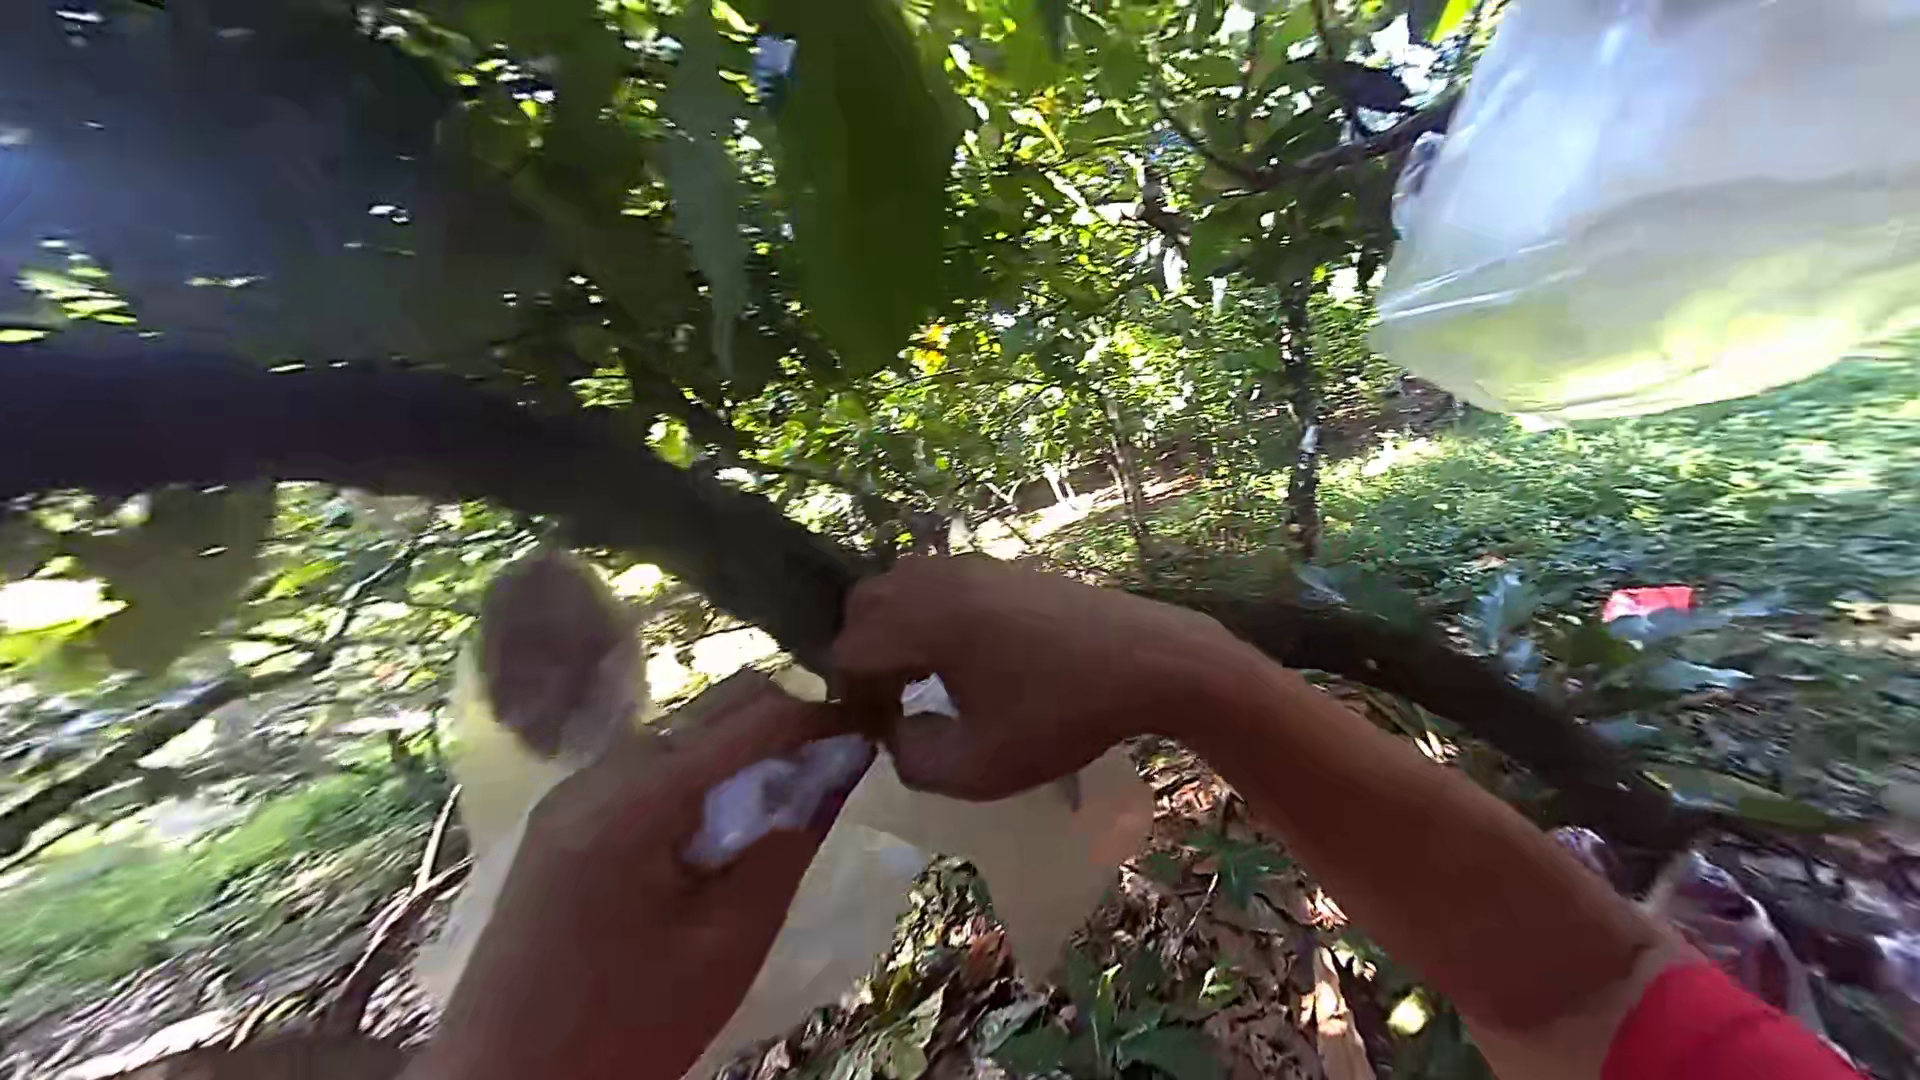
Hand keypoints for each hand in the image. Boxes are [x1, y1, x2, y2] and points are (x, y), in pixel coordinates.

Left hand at [410, 674, 866, 1079]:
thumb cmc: (626, 1033)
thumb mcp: (730, 940)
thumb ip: (792, 841)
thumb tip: (845, 766)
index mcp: (633, 803)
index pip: (750, 721)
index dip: (819, 715)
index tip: (869, 722)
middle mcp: (600, 772)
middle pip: (717, 706)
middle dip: (787, 718)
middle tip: (836, 751)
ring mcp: (578, 785)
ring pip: (690, 725)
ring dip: (749, 740)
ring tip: (791, 779)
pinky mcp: (572, 808)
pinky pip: (660, 757)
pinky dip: (711, 764)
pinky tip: (731, 806)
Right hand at [833, 556, 1244, 798]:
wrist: (1146, 658)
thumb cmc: (1064, 715)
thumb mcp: (982, 767)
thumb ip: (915, 761)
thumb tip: (895, 733)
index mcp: (926, 622)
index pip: (850, 651)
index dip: (852, 697)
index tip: (883, 730)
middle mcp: (938, 580)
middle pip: (863, 607)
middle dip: (863, 657)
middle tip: (893, 700)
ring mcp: (970, 566)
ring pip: (897, 585)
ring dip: (891, 630)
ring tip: (921, 675)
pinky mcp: (997, 566)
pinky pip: (934, 580)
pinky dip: (923, 612)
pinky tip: (960, 650)